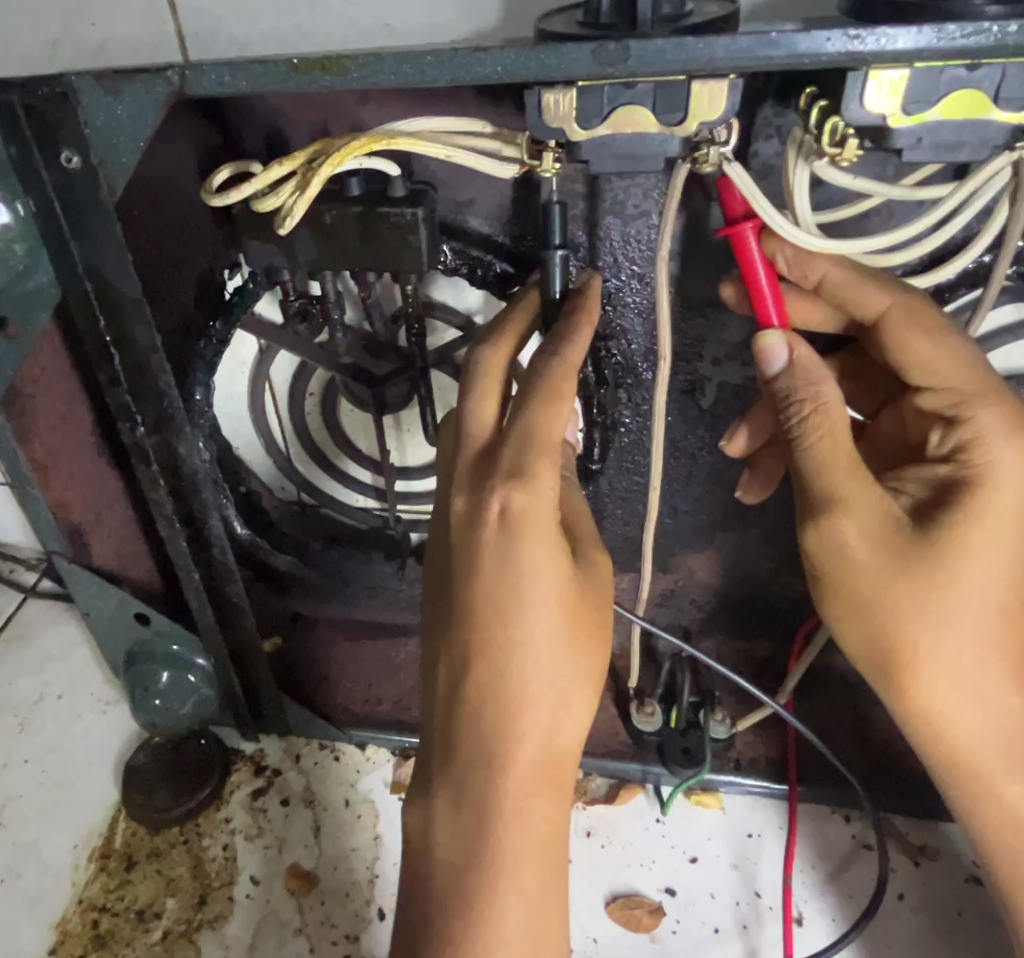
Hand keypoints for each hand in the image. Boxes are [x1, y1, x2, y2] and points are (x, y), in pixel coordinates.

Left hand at [415, 271, 611, 794]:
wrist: (486, 734)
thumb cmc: (559, 661)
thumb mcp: (589, 568)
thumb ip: (568, 497)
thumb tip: (555, 452)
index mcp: (516, 483)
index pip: (544, 383)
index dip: (566, 328)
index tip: (583, 288)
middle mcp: (466, 480)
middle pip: (478, 375)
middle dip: (507, 323)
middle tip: (540, 292)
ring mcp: (441, 505)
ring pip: (460, 413)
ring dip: (490, 372)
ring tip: (530, 352)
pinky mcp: (434, 532)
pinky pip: (459, 457)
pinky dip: (485, 424)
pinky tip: (515, 432)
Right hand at [717, 233, 1023, 718]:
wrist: (967, 712)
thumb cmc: (909, 619)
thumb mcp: (840, 511)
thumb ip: (807, 416)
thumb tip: (769, 341)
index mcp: (983, 417)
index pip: (899, 316)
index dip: (825, 277)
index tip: (759, 250)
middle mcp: (980, 415)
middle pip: (879, 344)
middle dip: (800, 337)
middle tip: (729, 309)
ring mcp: (954, 444)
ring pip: (860, 391)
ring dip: (791, 411)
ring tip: (734, 451)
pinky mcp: (931, 470)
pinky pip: (862, 433)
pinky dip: (809, 447)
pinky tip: (759, 482)